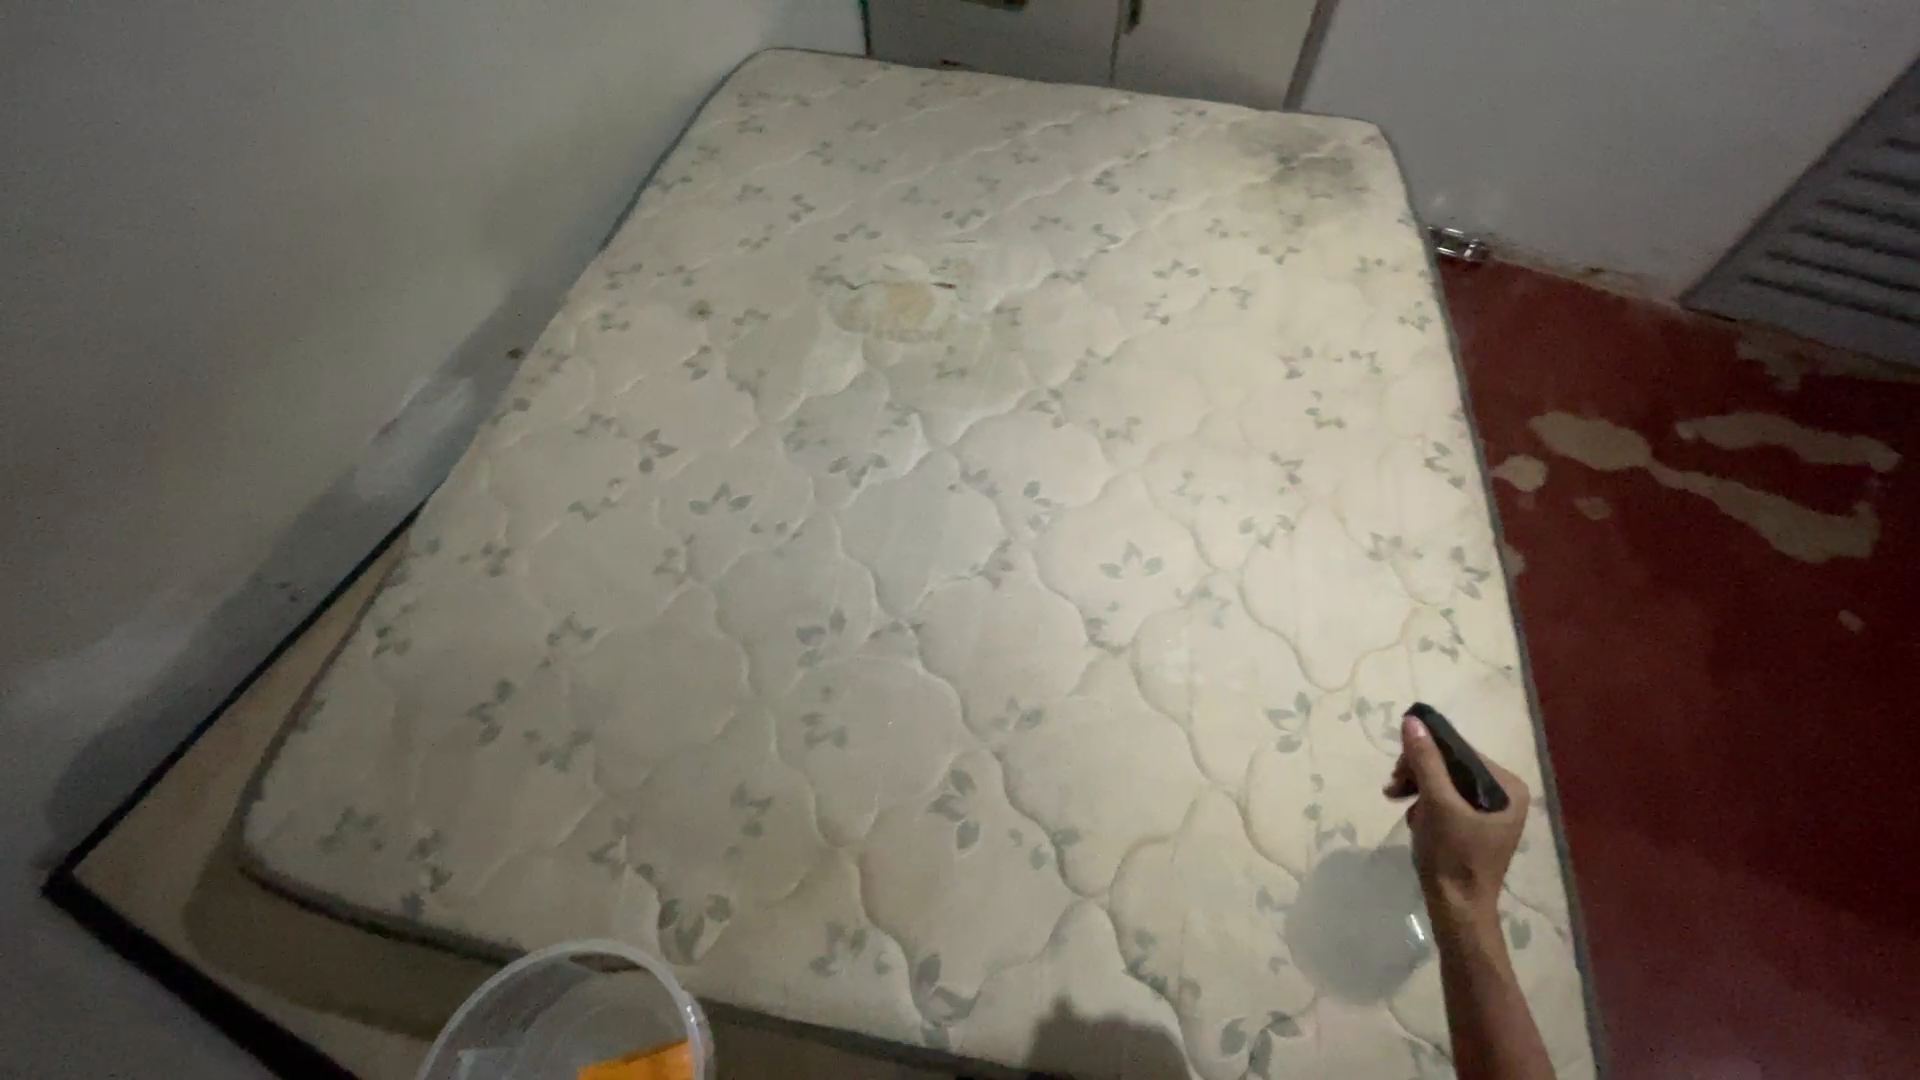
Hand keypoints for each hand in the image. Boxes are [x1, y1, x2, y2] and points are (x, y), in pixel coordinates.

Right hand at [1383, 714, 1529, 923]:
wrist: (1456, 907)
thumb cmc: (1453, 855)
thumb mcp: (1436, 803)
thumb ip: (1425, 761)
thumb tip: (1413, 721)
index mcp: (1507, 786)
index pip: (1459, 750)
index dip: (1424, 752)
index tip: (1398, 769)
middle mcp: (1504, 793)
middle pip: (1449, 764)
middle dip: (1417, 772)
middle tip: (1393, 788)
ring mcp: (1489, 809)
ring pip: (1442, 779)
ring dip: (1415, 785)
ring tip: (1396, 800)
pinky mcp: (1474, 822)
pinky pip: (1444, 797)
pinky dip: (1423, 801)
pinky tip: (1412, 815)